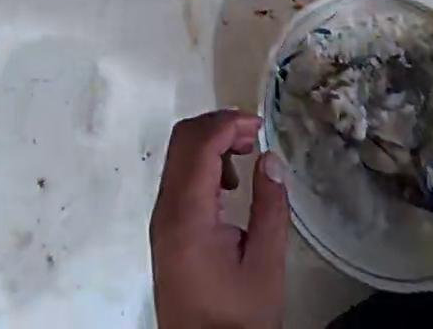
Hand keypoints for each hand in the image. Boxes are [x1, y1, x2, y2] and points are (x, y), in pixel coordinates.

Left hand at [150, 110, 289, 328]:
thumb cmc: (238, 318)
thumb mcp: (266, 264)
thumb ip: (270, 207)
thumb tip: (270, 157)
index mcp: (187, 217)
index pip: (200, 145)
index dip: (230, 123)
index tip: (261, 126)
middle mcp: (166, 211)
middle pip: (183, 139)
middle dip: (220, 124)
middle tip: (254, 135)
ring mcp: (163, 220)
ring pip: (180, 153)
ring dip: (213, 140)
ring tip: (248, 154)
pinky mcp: (167, 229)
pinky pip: (181, 175)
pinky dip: (205, 161)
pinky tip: (231, 183)